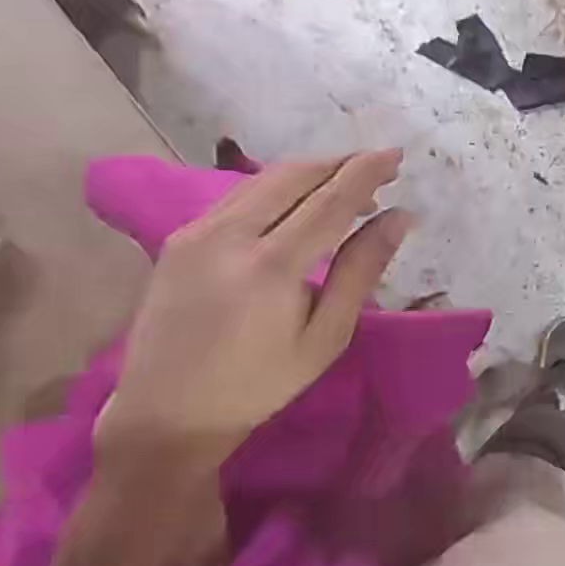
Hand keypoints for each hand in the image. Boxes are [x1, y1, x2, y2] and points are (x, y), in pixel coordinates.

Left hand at [99, 150, 411, 461]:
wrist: (167, 411)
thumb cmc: (257, 386)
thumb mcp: (323, 339)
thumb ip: (360, 272)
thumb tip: (397, 219)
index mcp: (271, 266)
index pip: (329, 200)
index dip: (365, 172)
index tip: (395, 154)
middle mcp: (230, 234)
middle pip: (293, 176)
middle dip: (338, 163)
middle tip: (376, 169)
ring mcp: (197, 230)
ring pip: (262, 180)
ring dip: (307, 174)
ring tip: (342, 187)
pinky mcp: (179, 237)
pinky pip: (236, 197)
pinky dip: (274, 190)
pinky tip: (293, 205)